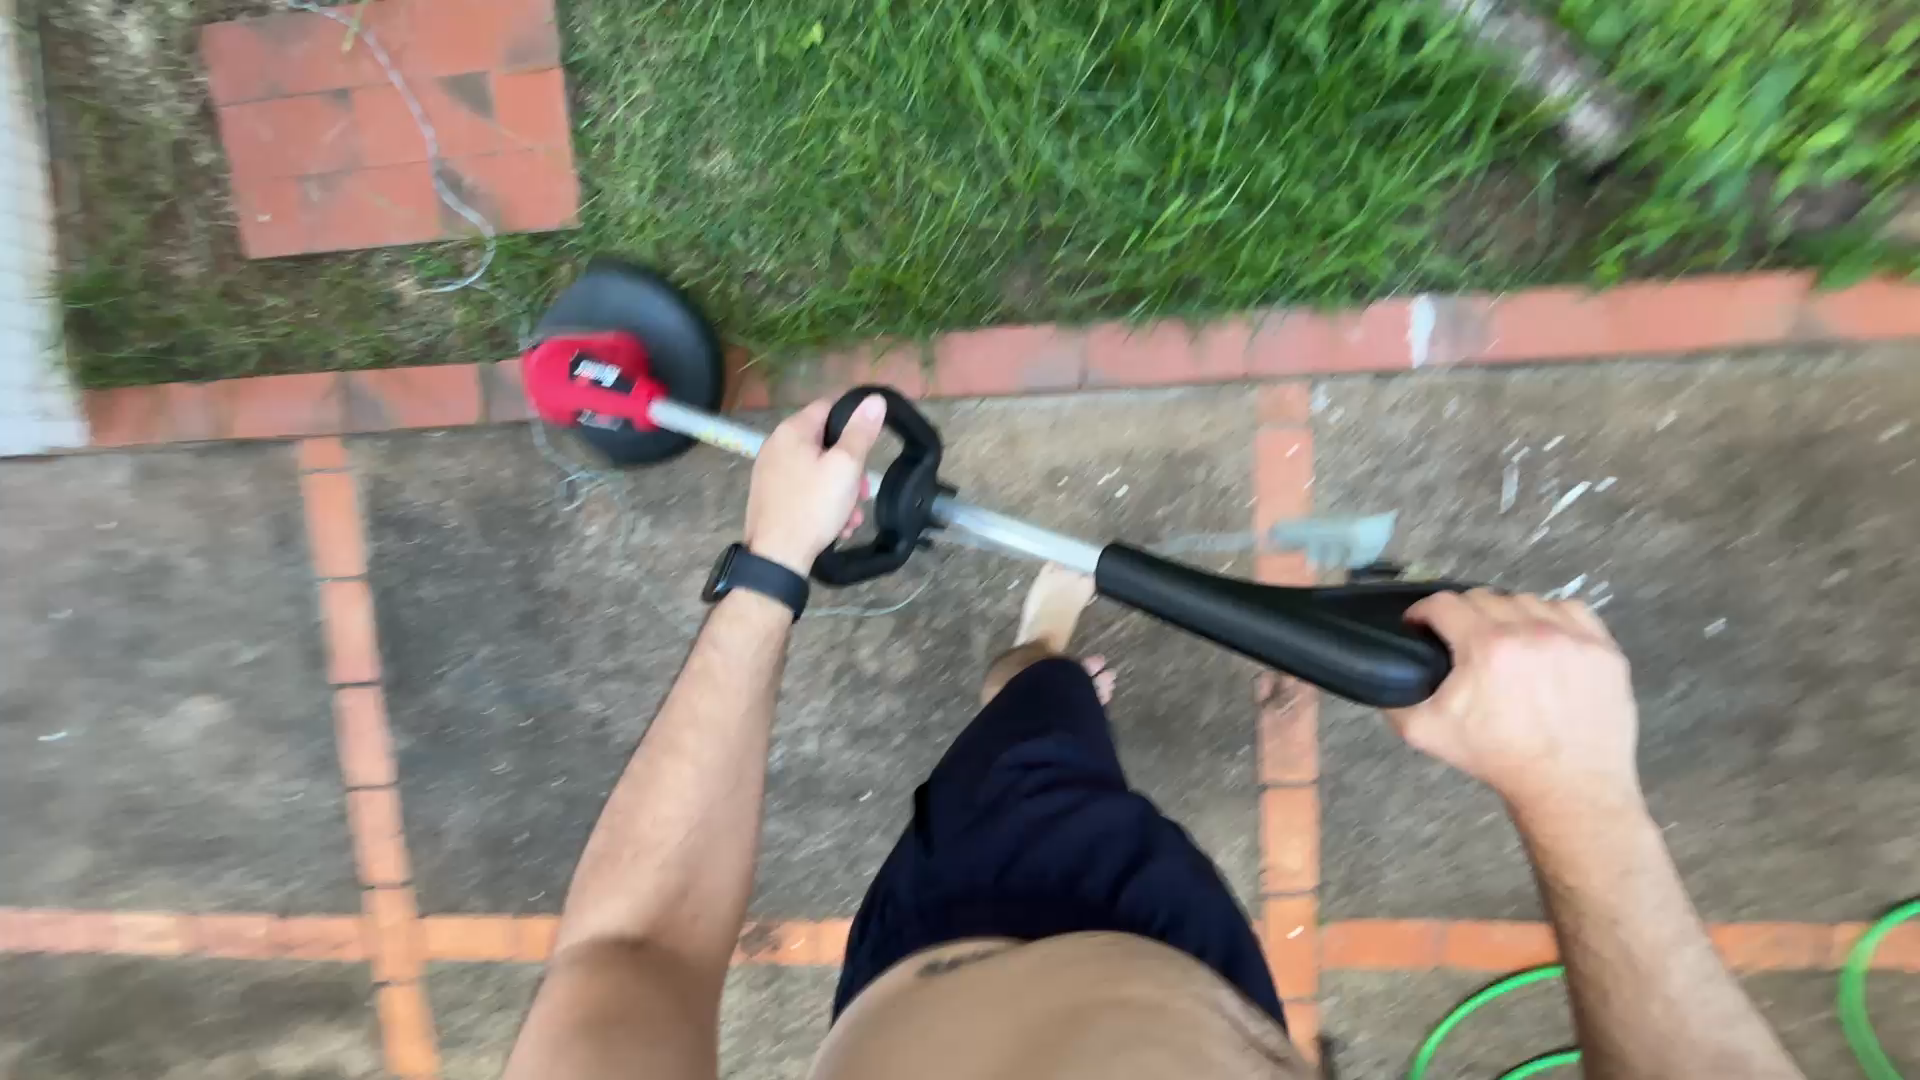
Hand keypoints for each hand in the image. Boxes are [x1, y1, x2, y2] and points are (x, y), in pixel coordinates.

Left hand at [741, 394, 886, 575]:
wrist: (777, 556)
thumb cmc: (813, 507)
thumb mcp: (845, 467)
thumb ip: (861, 432)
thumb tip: (874, 399)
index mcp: (792, 431)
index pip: (829, 406)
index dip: (854, 419)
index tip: (871, 441)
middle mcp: (776, 446)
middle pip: (825, 443)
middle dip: (850, 468)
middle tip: (862, 492)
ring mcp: (771, 472)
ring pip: (818, 470)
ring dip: (841, 491)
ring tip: (850, 516)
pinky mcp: (771, 496)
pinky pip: (805, 489)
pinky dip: (823, 502)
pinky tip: (835, 525)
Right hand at [1387, 589, 1640, 813]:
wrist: (1569, 787)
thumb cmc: (1494, 757)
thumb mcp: (1424, 732)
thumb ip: (1392, 699)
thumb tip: (1378, 677)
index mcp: (1485, 646)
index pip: (1443, 603)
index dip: (1422, 612)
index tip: (1418, 627)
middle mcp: (1530, 632)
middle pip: (1482, 598)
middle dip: (1461, 614)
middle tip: (1457, 640)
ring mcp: (1573, 638)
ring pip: (1525, 600)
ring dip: (1505, 613)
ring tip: (1500, 639)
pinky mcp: (1605, 650)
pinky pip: (1570, 610)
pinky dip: (1550, 617)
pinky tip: (1541, 638)